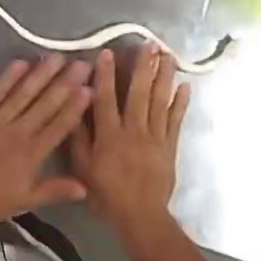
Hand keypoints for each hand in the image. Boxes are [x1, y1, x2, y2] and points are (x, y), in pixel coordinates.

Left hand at [0, 56, 92, 226]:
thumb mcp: (23, 201)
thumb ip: (54, 190)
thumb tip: (84, 187)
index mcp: (32, 154)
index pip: (59, 126)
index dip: (75, 107)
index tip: (90, 89)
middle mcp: (18, 132)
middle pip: (45, 104)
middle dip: (65, 83)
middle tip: (82, 64)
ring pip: (23, 93)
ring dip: (41, 74)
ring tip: (57, 57)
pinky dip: (9, 78)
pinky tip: (21, 63)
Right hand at [71, 45, 190, 246]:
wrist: (140, 217)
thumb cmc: (107, 195)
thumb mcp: (84, 169)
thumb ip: (79, 139)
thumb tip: (75, 109)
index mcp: (109, 135)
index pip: (106, 98)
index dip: (105, 74)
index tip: (107, 53)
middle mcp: (133, 130)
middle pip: (138, 92)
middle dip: (143, 67)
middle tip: (149, 44)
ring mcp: (155, 137)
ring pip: (160, 101)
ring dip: (163, 76)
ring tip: (168, 55)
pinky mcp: (170, 146)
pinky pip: (176, 120)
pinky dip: (180, 103)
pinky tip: (185, 86)